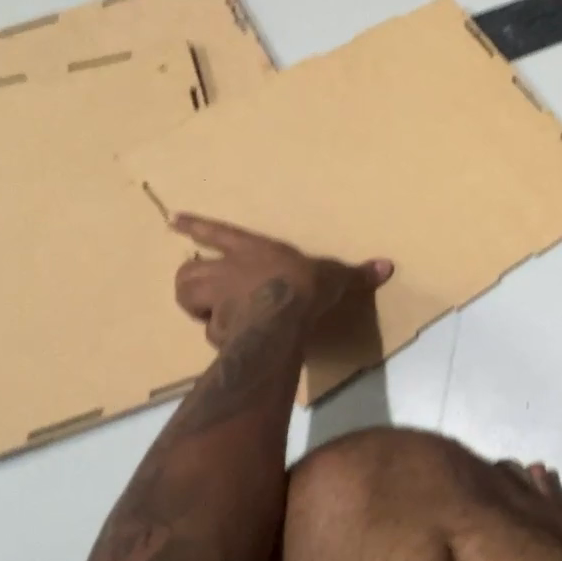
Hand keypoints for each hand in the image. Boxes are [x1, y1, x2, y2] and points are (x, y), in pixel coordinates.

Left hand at [171, 213, 393, 347]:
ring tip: (209, 313)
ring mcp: (218, 300)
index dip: (198, 227)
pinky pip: (211, 331)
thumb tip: (387, 266)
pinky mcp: (218, 328)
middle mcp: (228, 271)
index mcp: (254, 250)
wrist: (283, 316)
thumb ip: (355, 273)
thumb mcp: (336, 276)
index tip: (174, 221)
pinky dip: (219, 334)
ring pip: (187, 297)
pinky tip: (232, 339)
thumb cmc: (306, 285)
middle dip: (192, 277)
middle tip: (201, 287)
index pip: (220, 233)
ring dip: (195, 305)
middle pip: (190, 270)